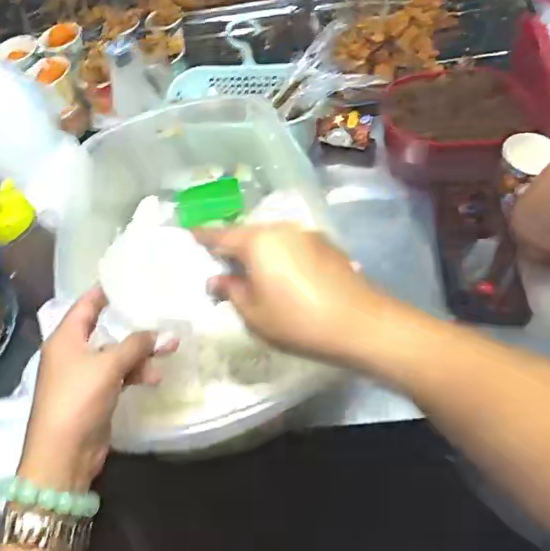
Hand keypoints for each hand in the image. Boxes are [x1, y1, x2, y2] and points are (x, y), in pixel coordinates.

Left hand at [18, 288, 174, 490]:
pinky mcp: (95, 395)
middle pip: (106, 328)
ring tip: (169, 350)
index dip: (107, 290)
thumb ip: (137, 345)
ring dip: (140, 353)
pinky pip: (119, 374)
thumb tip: (162, 334)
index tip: (132, 277)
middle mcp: (72, 352)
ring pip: (117, 353)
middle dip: (135, 324)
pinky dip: (135, 372)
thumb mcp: (108, 365)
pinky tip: (154, 376)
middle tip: (162, 312)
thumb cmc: (77, 399)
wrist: (61, 457)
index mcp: (65, 338)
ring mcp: (83, 375)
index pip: (86, 303)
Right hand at [195, 224, 395, 364]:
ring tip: (254, 272)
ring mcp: (307, 234)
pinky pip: (293, 245)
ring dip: (261, 250)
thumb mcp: (255, 313)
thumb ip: (233, 291)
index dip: (204, 236)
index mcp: (258, 241)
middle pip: (250, 233)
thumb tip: (217, 279)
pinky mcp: (327, 245)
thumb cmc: (298, 320)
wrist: (359, 321)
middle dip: (235, 245)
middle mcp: (282, 229)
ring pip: (274, 238)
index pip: (222, 235)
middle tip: (222, 263)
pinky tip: (285, 277)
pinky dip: (282, 255)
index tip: (190, 233)